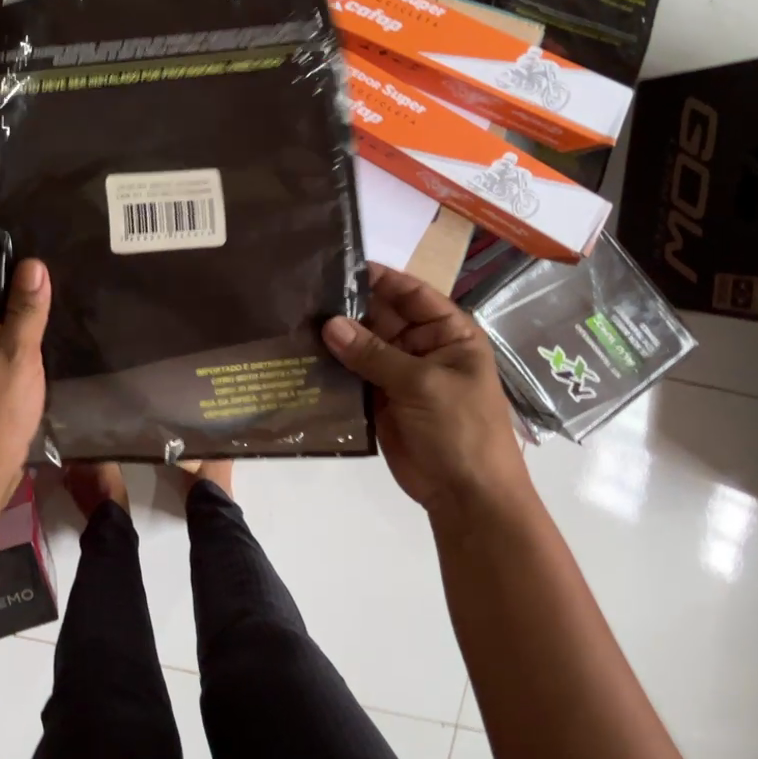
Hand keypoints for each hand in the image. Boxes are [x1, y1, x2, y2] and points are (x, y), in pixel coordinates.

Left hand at [0, 259, 50, 494]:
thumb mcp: (19, 350)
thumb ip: (26, 306)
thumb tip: (33, 262)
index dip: (9, 251)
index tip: (44, 241)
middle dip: (21, 277)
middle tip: (62, 265)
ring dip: (23, 304)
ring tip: (61, 291)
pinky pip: (0, 332)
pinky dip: (21, 328)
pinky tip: (47, 327)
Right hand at [321, 263, 527, 520]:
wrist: (466, 496)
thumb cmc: (461, 430)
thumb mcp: (422, 385)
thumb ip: (374, 353)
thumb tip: (328, 324)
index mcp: (448, 334)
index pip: (411, 293)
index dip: (379, 278)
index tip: (338, 263)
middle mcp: (421, 348)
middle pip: (379, 317)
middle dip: (346, 307)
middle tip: (302, 292)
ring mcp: (397, 374)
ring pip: (359, 345)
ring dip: (332, 337)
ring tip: (291, 319)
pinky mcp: (377, 399)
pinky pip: (349, 374)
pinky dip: (328, 367)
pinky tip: (298, 355)